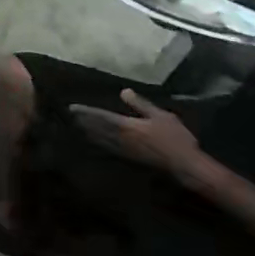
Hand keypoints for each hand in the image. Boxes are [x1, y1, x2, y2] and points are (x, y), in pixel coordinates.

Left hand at [70, 90, 206, 179]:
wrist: (184, 164)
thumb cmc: (176, 138)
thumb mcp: (162, 117)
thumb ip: (141, 104)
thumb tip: (124, 91)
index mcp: (125, 125)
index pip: (99, 115)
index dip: (85, 111)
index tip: (71, 107)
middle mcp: (118, 136)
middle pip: (94, 126)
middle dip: (82, 120)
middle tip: (70, 115)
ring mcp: (120, 147)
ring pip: (97, 137)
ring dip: (86, 130)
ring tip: (77, 125)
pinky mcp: (125, 157)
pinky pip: (105, 147)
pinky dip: (96, 141)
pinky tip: (93, 140)